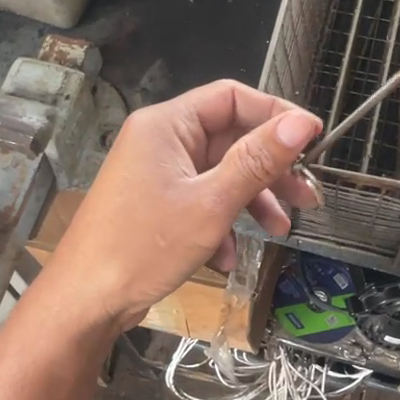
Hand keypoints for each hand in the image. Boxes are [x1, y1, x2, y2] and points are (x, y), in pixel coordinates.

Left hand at [40, 80, 320, 329]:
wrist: (85, 302)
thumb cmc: (145, 247)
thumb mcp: (212, 203)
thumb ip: (258, 160)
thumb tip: (302, 123)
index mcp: (168, 125)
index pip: (232, 98)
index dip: (277, 114)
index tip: (314, 140)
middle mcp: (160, 141)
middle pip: (230, 139)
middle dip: (271, 169)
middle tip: (307, 195)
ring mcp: (156, 174)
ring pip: (219, 174)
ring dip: (252, 200)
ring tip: (281, 230)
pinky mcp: (155, 204)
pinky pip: (200, 199)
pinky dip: (222, 222)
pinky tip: (230, 257)